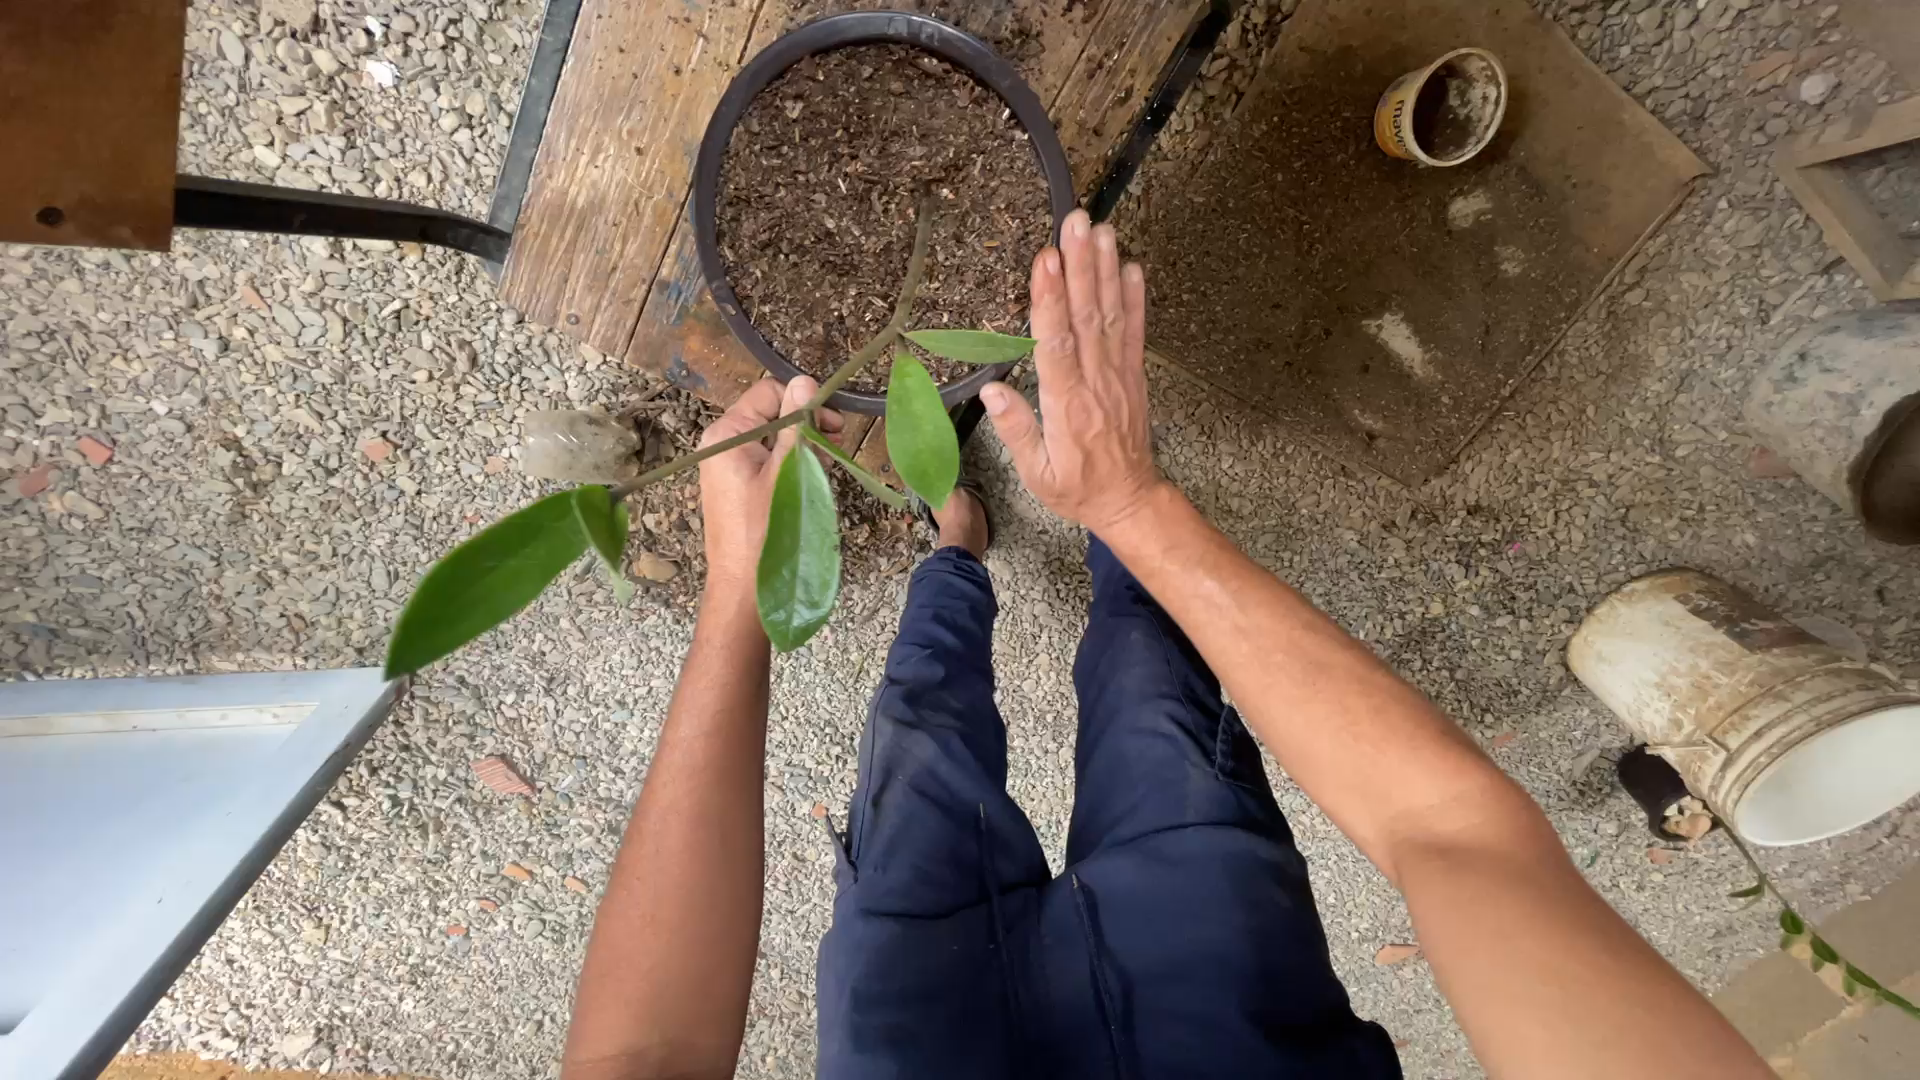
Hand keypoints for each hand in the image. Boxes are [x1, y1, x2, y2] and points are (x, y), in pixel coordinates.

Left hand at [697, 375, 835, 591]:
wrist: (746, 589)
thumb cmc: (767, 531)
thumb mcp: (786, 472)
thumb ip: (796, 425)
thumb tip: (804, 382)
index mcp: (727, 435)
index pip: (769, 393)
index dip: (803, 402)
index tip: (833, 425)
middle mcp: (721, 445)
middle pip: (770, 414)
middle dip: (804, 424)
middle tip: (835, 444)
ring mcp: (727, 467)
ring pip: (772, 439)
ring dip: (801, 446)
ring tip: (823, 467)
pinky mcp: (736, 487)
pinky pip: (767, 461)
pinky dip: (790, 464)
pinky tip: (808, 482)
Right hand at [980, 209, 1166, 533]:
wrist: (1129, 499)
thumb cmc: (1076, 488)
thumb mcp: (1036, 473)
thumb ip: (1016, 430)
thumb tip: (991, 391)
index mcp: (1066, 405)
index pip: (1055, 344)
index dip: (1049, 300)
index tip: (1046, 259)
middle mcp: (1094, 382)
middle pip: (1085, 316)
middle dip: (1079, 266)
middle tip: (1075, 221)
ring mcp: (1118, 376)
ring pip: (1110, 316)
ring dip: (1105, 270)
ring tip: (1100, 229)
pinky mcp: (1133, 376)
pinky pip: (1134, 332)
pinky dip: (1135, 298)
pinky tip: (1131, 267)